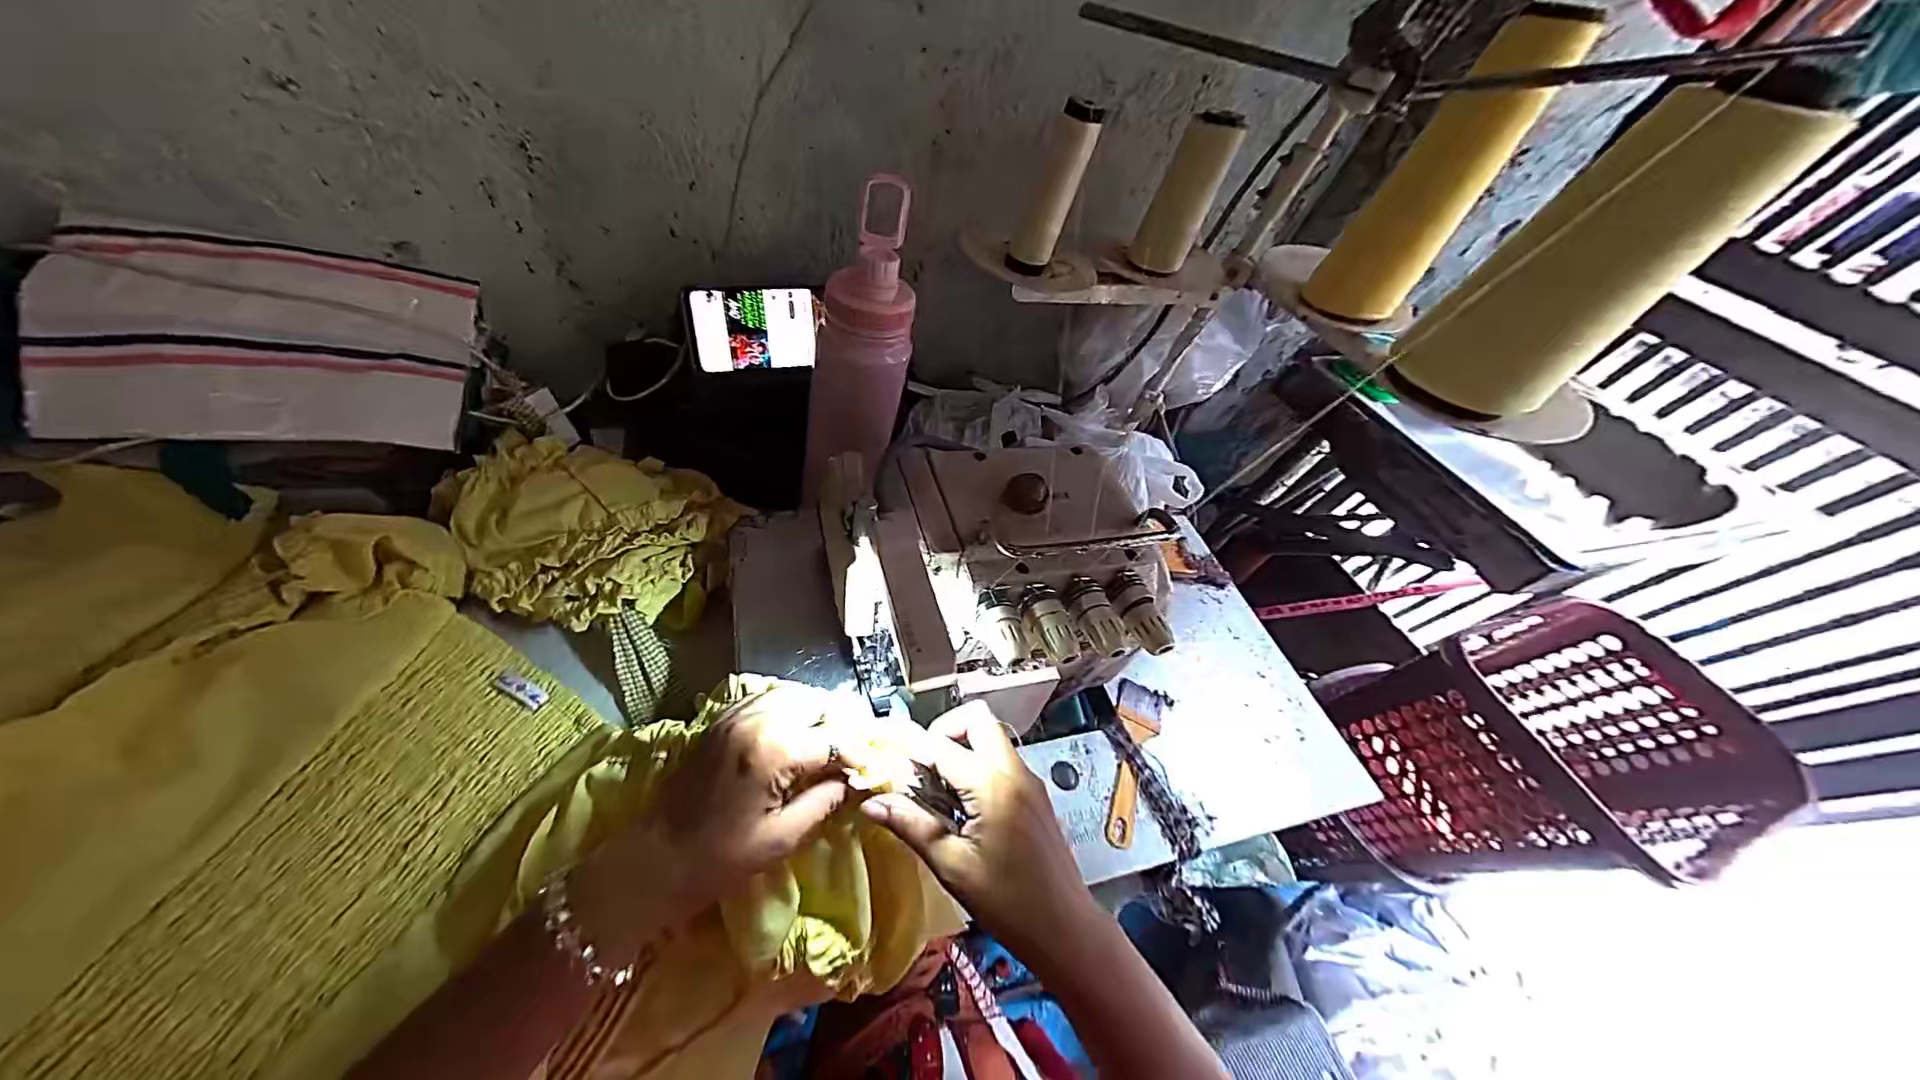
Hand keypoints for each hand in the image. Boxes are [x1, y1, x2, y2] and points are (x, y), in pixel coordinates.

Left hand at [576, 683, 851, 955]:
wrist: (654, 860)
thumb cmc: (721, 858)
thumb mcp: (783, 838)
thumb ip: (826, 801)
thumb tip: (857, 782)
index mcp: (775, 750)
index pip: (836, 738)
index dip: (860, 754)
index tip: (874, 770)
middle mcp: (758, 720)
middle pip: (819, 704)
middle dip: (843, 726)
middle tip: (855, 754)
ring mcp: (736, 714)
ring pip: (794, 693)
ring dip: (818, 713)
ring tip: (831, 741)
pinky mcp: (723, 718)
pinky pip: (767, 696)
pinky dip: (791, 707)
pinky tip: (798, 731)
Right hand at [852, 701, 1100, 960]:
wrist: (1066, 928)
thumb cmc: (1008, 903)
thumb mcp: (951, 865)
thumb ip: (911, 825)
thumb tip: (872, 803)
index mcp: (992, 784)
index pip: (941, 745)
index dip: (908, 749)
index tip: (886, 761)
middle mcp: (1014, 771)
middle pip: (976, 718)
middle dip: (943, 731)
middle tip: (921, 766)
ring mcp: (1028, 780)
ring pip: (991, 736)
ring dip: (960, 748)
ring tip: (937, 790)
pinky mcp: (1034, 793)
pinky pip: (1001, 759)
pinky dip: (976, 765)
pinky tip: (961, 806)